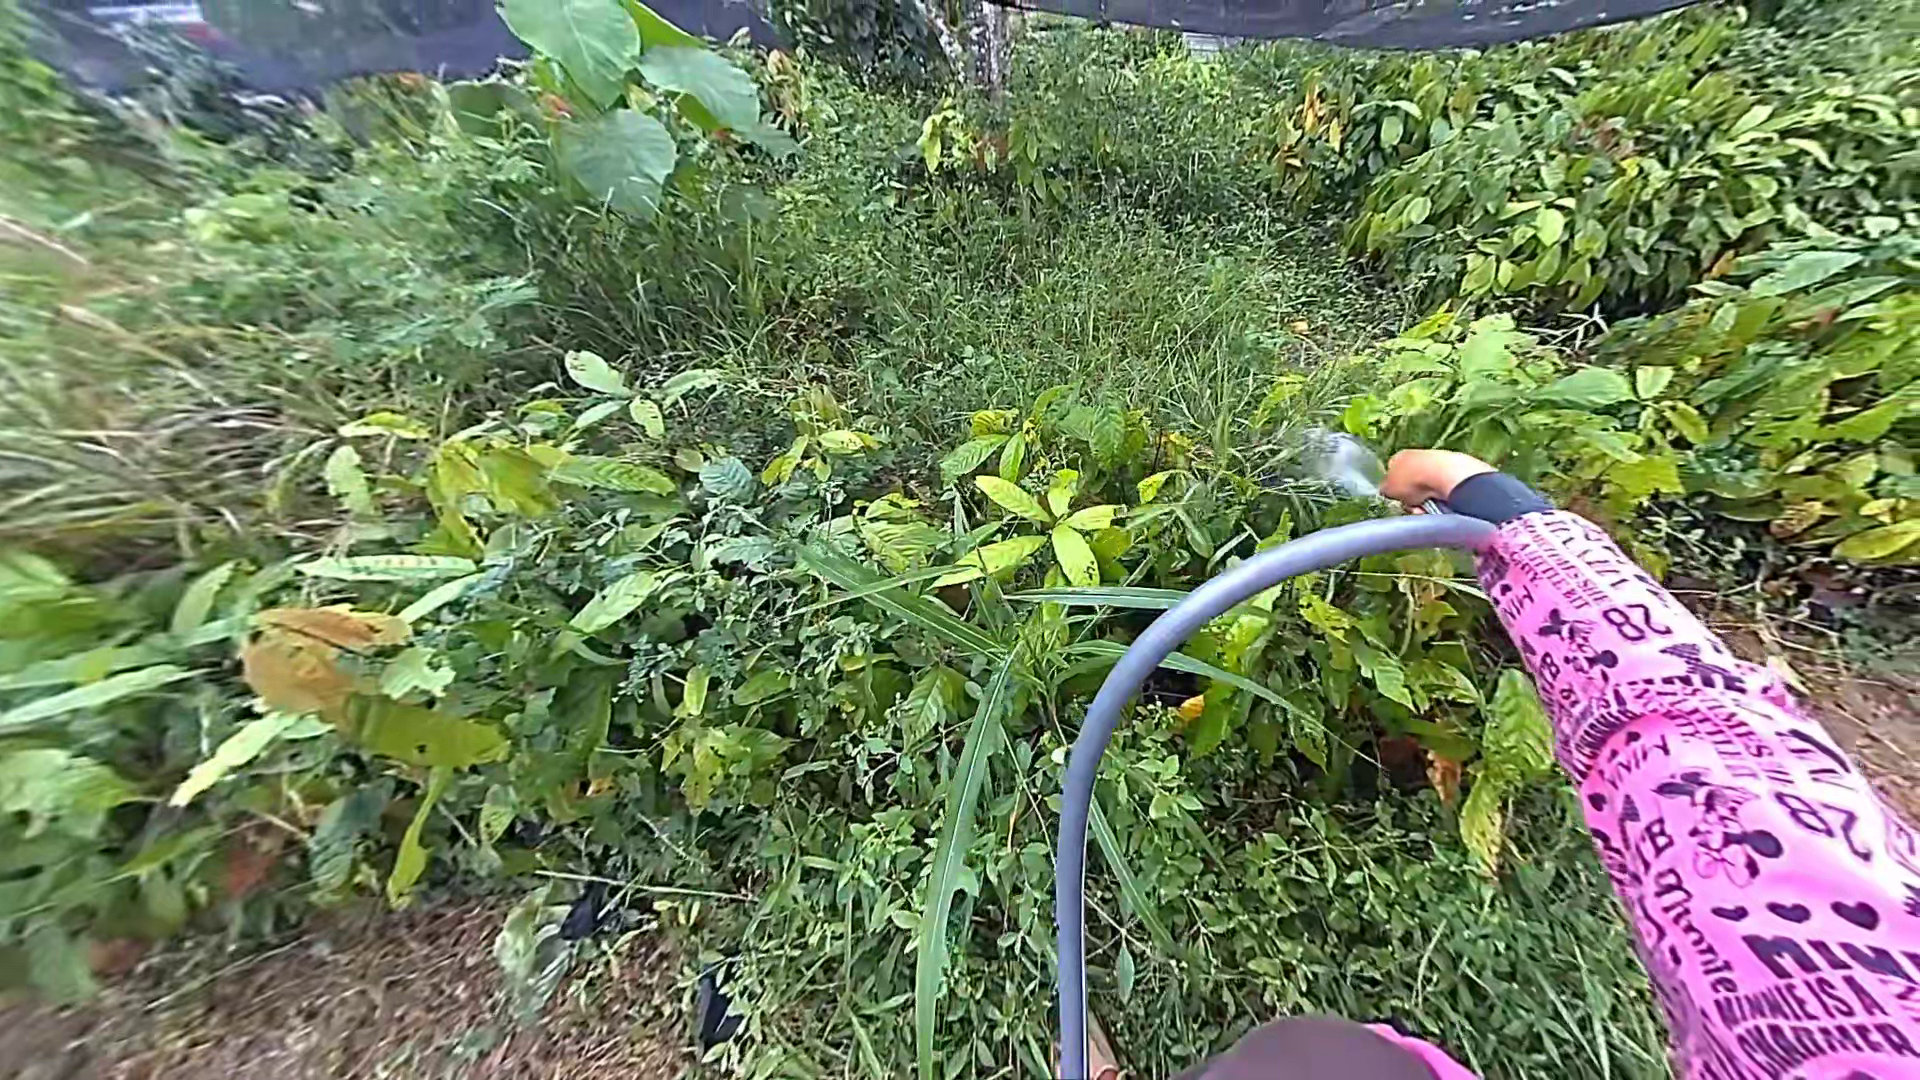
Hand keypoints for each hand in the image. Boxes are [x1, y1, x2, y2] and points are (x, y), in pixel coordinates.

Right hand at [1381, 449, 1496, 511]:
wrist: (1449, 475)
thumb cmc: (1412, 480)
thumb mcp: (1387, 489)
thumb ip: (1385, 489)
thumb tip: (1388, 491)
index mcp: (1399, 456)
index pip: (1391, 472)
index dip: (1393, 488)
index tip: (1397, 498)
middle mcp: (1419, 455)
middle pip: (1411, 481)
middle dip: (1412, 496)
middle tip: (1413, 506)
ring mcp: (1441, 460)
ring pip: (1429, 486)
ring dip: (1428, 499)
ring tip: (1429, 507)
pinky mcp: (1460, 468)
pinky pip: (1446, 488)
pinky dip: (1444, 497)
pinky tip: (1444, 503)